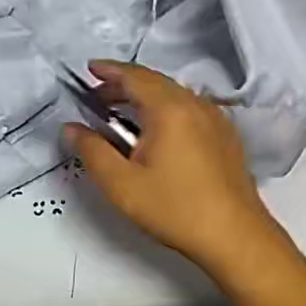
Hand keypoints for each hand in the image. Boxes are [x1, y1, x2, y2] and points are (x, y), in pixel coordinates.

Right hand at [64, 60, 290, 276]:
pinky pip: (188, 109)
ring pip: (173, 95)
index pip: (135, 77)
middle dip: (123, 84)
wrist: (234, 237)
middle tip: (96, 96)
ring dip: (143, 97)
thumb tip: (72, 128)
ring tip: (119, 113)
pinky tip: (152, 131)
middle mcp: (196, 106)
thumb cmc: (174, 209)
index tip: (89, 68)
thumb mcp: (119, 183)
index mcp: (169, 110)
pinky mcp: (224, 137)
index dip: (109, 70)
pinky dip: (163, 109)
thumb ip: (92, 150)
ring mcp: (215, 120)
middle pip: (155, 82)